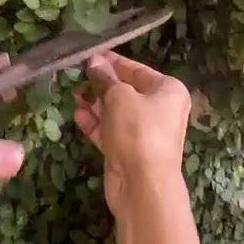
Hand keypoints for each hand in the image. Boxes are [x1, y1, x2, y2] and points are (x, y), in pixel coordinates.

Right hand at [72, 51, 191, 215]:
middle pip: (127, 90)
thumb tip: (94, 61)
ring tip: (75, 95)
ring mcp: (145, 133)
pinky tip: (78, 116)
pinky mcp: (129, 152)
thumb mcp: (119, 97)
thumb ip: (105, 78)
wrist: (143, 188)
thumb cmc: (138, 131)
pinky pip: (111, 131)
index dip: (113, 62)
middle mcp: (160, 109)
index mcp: (168, 91)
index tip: (90, 56)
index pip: (137, 69)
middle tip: (78, 77)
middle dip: (102, 84)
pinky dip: (96, 124)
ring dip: (96, 103)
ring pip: (117, 112)